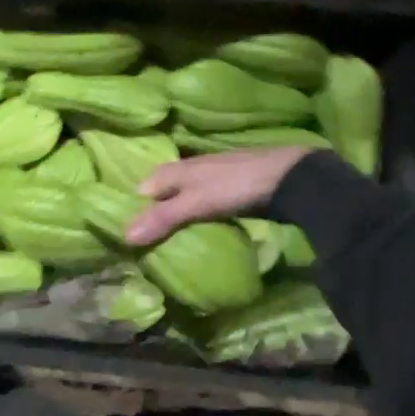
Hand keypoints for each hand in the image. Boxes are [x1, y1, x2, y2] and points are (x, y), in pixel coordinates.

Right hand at [126, 147, 312, 244]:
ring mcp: (205, 180)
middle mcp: (182, 171)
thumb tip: (123, 237)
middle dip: (151, 216)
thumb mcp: (195, 203)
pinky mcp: (225, 192)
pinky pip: (198, 206)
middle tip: (147, 244)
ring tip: (169, 243)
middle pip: (158, 196)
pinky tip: (196, 232)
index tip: (128, 238)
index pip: (138, 192)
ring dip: (173, 219)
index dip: (131, 213)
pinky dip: (193, 219)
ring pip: (178, 200)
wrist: (291, 177)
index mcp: (169, 170)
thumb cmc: (235, 186)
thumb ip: (162, 219)